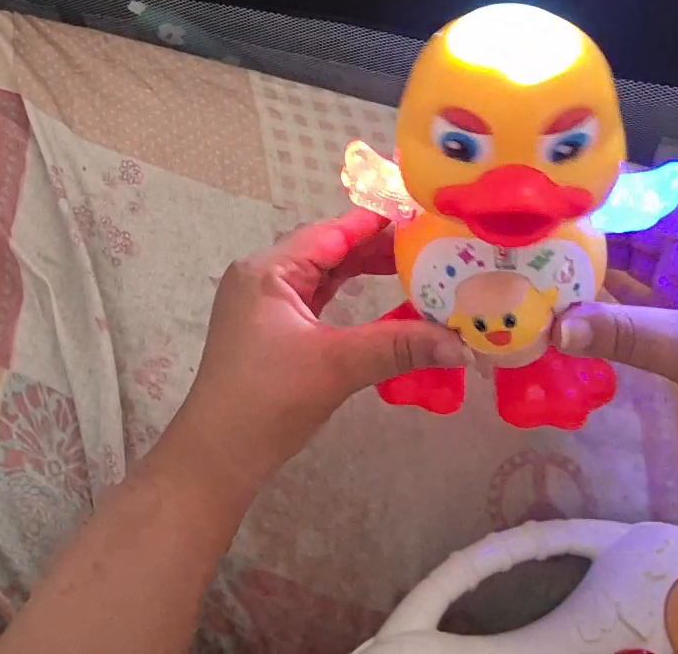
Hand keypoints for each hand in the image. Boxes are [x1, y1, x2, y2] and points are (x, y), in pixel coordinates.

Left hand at [160, 209, 466, 496]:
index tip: (422, 219)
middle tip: (430, 247)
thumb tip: (461, 345)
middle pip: (328, 250)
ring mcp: (264, 303)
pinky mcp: (272, 328)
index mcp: (267, 270)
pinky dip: (348, 295)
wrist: (216, 458)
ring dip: (364, 272)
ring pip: (324, 274)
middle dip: (376, 249)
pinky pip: (317, 298)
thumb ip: (398, 347)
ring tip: (415, 268)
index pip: (330, 232)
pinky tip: (381, 297)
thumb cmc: (267, 401)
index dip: (376, 225)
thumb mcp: (336, 366)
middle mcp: (263, 277)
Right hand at [555, 193, 677, 485]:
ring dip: (589, 272)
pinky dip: (596, 311)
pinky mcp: (674, 340)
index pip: (659, 201)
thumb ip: (626, 333)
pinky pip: (626, 313)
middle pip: (635, 235)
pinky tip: (560, 310)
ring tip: (536, 265)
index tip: (561, 189)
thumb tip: (555, 327)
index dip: (616, 191)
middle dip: (589, 232)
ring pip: (627, 275)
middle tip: (533, 231)